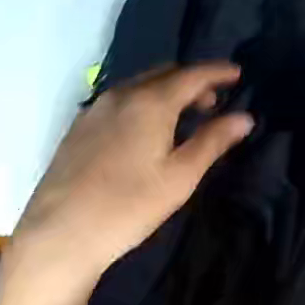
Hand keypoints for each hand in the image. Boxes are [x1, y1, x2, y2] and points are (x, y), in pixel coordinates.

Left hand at [0, 63, 252, 304]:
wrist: (60, 232)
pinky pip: (121, 100)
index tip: (237, 72)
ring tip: (185, 116)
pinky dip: (144, 102)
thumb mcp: (180, 177)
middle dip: (192, 81)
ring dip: (167, 92)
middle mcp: (122, 94)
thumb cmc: (128, 206)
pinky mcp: (80, 125)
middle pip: (165, 74)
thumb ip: (212, 141)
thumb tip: (244, 117)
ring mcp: (96, 108)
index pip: (192, 74)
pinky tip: (147, 130)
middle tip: (215, 100)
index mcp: (150, 101)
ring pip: (140, 85)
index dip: (218, 71)